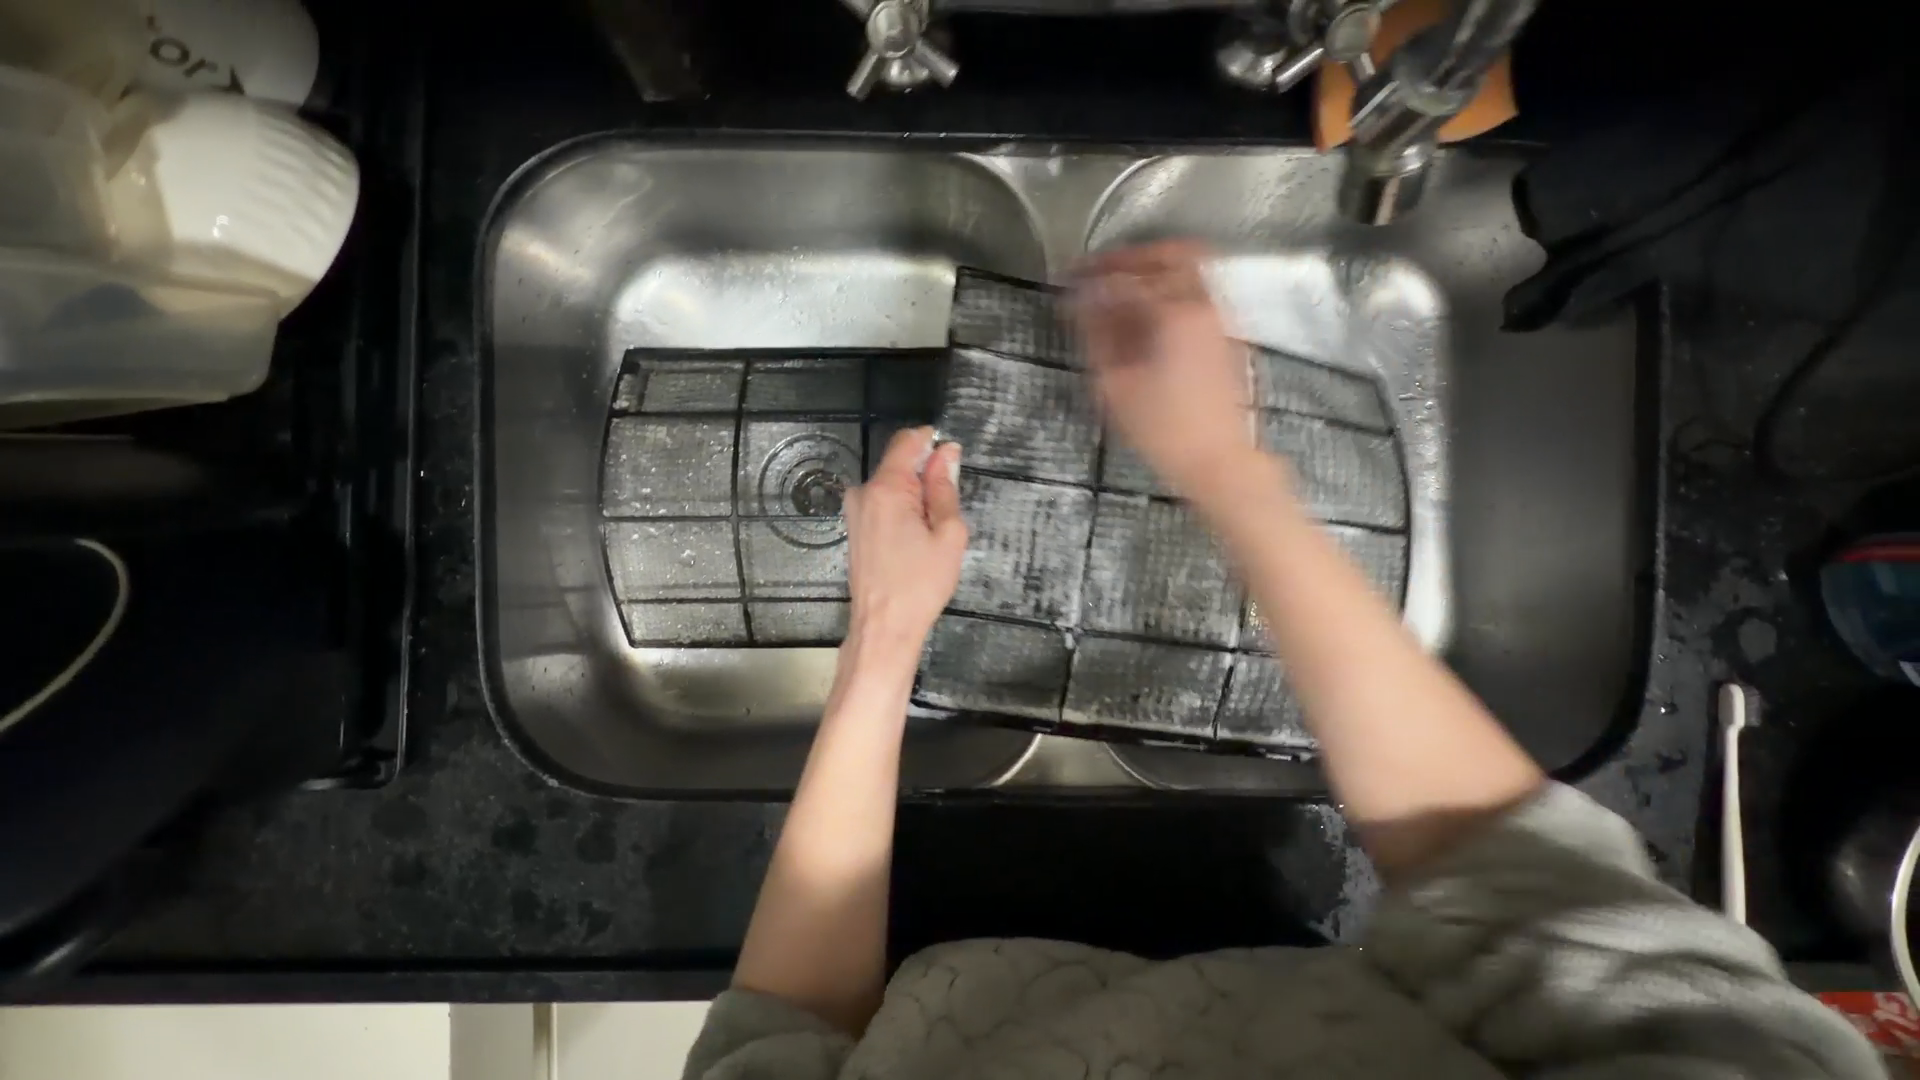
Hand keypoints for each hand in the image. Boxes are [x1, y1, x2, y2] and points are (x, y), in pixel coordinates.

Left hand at [842, 427, 966, 652]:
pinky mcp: (854, 529)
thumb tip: (947, 452)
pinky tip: (914, 543)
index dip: (931, 442)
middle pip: (898, 464)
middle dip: (926, 476)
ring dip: (915, 497)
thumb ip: (945, 487)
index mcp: (886, 488)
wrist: (884, 626)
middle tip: (947, 514)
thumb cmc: (922, 582)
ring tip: (931, 535)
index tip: (953, 460)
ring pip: (891, 486)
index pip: (907, 442)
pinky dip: (902, 512)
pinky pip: (882, 505)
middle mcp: (863, 492)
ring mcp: (854, 511)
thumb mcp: (948, 533)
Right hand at [1071, 241, 1258, 504]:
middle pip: (1170, 254)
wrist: (1219, 460)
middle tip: (1103, 271)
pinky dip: (1174, 291)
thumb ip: (1096, 334)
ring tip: (1126, 291)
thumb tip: (1082, 301)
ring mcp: (1221, 318)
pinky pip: (1201, 294)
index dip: (1094, 271)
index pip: (1127, 273)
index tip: (1071, 276)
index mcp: (1173, 312)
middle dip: (1132, 257)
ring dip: (1156, 270)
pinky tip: (1152, 317)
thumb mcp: (1115, 385)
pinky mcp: (1228, 336)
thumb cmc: (1162, 430)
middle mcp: (1203, 304)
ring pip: (1191, 270)